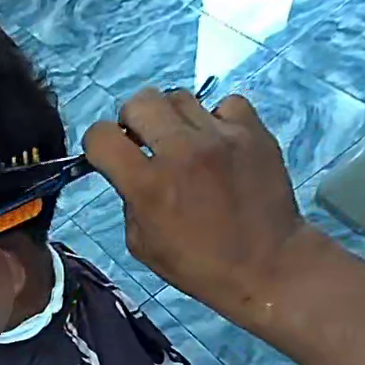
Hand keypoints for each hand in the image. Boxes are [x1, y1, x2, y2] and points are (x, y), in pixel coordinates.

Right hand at [83, 88, 318, 327]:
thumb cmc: (198, 266)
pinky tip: (218, 145)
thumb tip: (129, 173)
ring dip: (172, 119)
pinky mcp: (252, 131)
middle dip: (133, 121)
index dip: (98, 145)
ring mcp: (220, 136)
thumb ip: (129, 202)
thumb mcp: (143, 246)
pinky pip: (224, 105)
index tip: (108, 156)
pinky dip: (215, 121)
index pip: (102, 136)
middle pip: (140, 101)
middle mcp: (181, 151)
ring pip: (179, 98)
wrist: (266, 266)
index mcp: (148, 186)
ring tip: (184, 144)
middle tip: (145, 144)